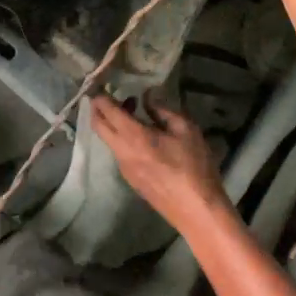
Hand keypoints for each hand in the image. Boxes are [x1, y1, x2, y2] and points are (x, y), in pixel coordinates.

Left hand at [90, 95, 232, 231]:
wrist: (197, 211)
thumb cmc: (194, 167)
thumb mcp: (185, 130)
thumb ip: (162, 110)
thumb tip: (147, 97)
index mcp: (133, 136)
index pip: (106, 111)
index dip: (101, 96)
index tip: (102, 84)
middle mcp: (121, 152)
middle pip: (98, 125)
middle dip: (99, 108)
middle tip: (115, 96)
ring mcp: (124, 169)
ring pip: (107, 140)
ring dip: (113, 124)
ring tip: (135, 113)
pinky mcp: (131, 180)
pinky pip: (118, 152)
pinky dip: (121, 138)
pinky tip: (142, 138)